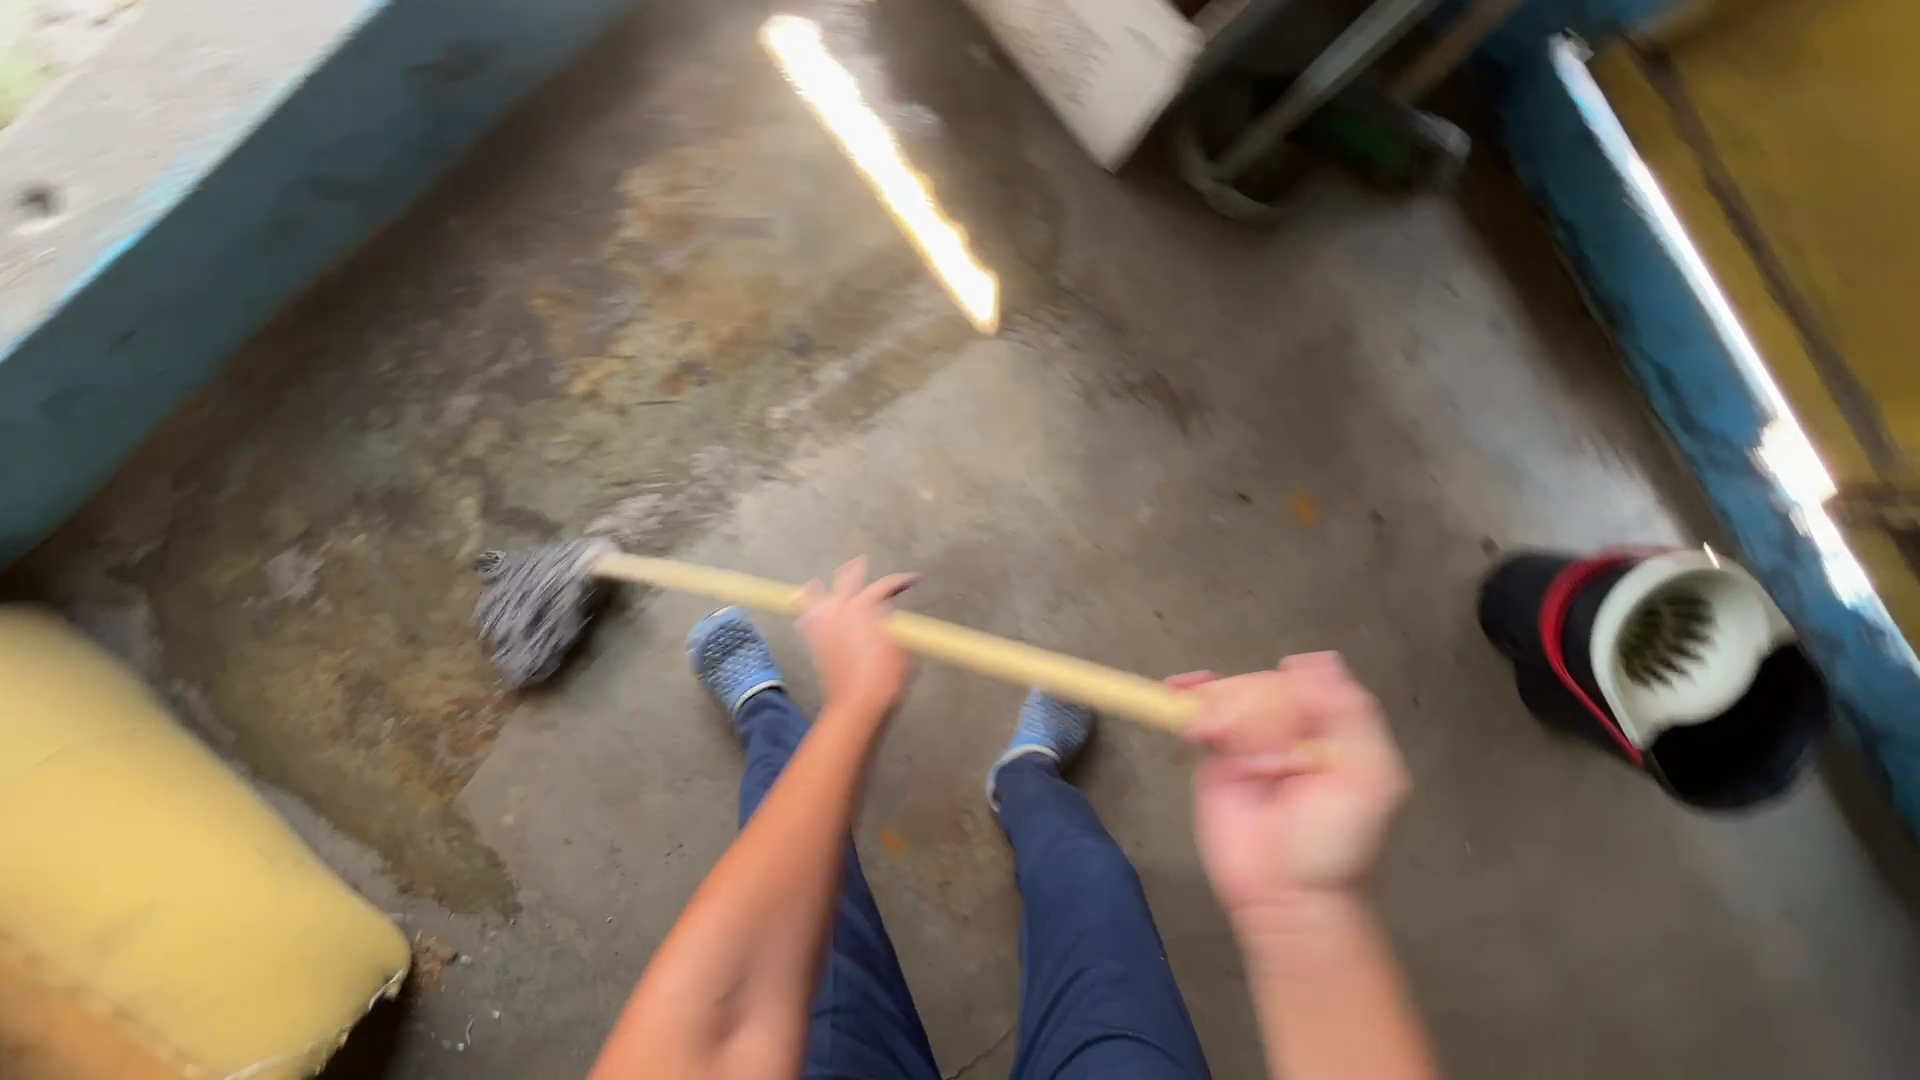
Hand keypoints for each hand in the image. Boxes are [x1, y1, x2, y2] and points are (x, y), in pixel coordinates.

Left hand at [797, 557, 917, 718]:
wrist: (856, 701)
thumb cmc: (886, 675)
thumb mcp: (902, 646)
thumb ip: (892, 624)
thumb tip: (884, 614)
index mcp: (865, 607)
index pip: (885, 586)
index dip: (901, 581)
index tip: (913, 580)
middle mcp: (840, 609)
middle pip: (846, 579)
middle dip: (855, 570)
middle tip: (860, 562)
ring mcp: (823, 623)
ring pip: (814, 596)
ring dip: (817, 589)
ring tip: (815, 584)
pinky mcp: (813, 641)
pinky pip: (805, 621)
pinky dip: (806, 614)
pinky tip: (806, 614)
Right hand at [1177, 653, 1408, 926]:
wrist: (1288, 896)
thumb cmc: (1335, 843)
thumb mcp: (1371, 778)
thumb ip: (1352, 715)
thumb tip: (1315, 659)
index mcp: (1329, 729)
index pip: (1302, 684)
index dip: (1286, 687)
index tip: (1283, 706)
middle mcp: (1288, 730)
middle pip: (1259, 688)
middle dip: (1250, 707)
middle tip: (1253, 750)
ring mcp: (1248, 744)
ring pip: (1227, 697)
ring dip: (1216, 703)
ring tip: (1211, 734)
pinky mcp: (1213, 760)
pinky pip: (1198, 716)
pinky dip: (1186, 699)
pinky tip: (1177, 690)